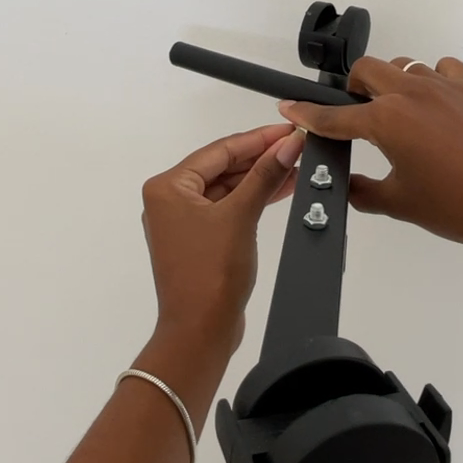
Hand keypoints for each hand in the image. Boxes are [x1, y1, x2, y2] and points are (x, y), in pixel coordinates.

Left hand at [139, 124, 303, 369]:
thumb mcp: (241, 216)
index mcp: (167, 187)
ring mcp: (182, 222)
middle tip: (296, 147)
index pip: (219, 150)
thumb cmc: (209, 276)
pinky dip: (251, 200)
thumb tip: (287, 146)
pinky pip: (227, 209)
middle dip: (260, 158)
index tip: (287, 131)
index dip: (257, 139)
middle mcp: (169, 201)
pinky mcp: (198, 241)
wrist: (200, 330)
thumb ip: (264, 176)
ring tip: (295, 166)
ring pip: (226, 188)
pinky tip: (279, 190)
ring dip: (259, 179)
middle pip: (221, 167)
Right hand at [278, 57, 462, 269]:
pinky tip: (438, 107)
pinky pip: (445, 69)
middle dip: (352, 89)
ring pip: (406, 66)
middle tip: (355, 112)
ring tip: (399, 114)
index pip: (334, 117)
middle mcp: (414, 94)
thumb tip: (349, 187)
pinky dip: (433, 82)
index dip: (307, 115)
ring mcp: (449, 86)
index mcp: (387, 123)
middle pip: (367, 71)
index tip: (292, 108)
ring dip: (393, 83)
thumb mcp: (402, 204)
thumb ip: (365, 191)